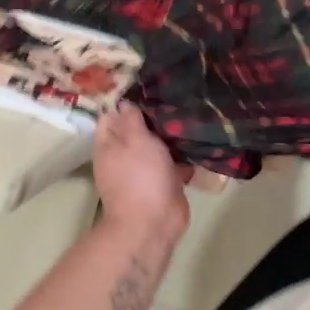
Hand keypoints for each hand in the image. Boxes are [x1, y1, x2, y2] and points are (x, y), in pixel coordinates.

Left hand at [92, 104, 192, 238]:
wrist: (153, 222)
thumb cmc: (140, 177)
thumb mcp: (134, 141)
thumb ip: (130, 120)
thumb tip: (124, 102)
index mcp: (109, 145)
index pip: (111, 116)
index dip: (125, 101)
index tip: (148, 86)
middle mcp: (124, 155)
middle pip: (137, 129)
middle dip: (154, 115)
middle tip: (177, 95)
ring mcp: (145, 169)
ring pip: (158, 144)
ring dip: (171, 133)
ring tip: (191, 111)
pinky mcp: (165, 180)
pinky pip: (174, 160)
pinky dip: (184, 152)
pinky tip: (200, 137)